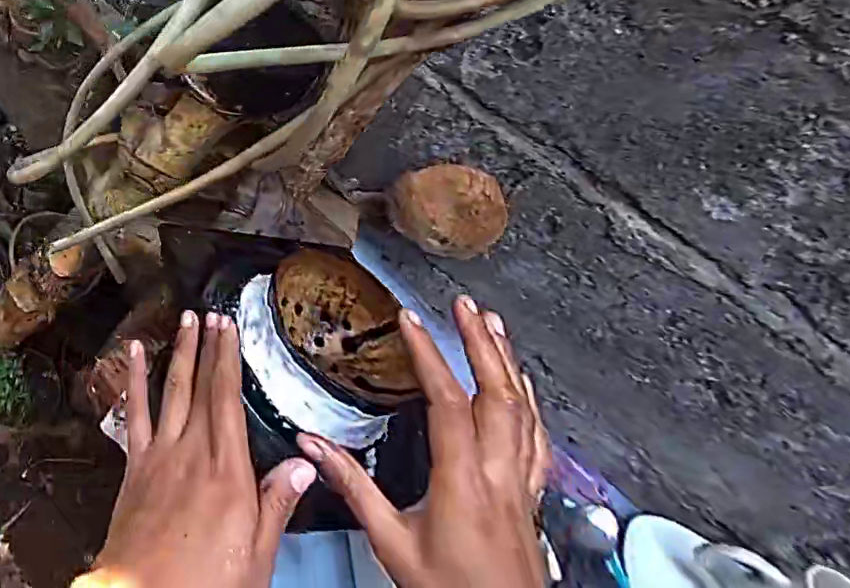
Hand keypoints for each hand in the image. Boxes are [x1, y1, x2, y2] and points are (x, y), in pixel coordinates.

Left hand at [77, 311, 317, 587]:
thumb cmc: (204, 584)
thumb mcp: (257, 556)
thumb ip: (277, 504)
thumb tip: (304, 465)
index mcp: (226, 471)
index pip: (228, 398)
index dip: (228, 358)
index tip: (229, 329)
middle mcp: (192, 450)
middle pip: (201, 385)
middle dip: (207, 346)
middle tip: (211, 315)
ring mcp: (160, 452)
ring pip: (172, 388)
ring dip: (179, 351)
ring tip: (184, 321)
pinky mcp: (137, 461)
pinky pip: (135, 410)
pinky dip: (134, 377)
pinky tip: (132, 351)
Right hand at [298, 297, 549, 587]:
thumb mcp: (391, 543)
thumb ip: (352, 486)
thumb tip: (311, 443)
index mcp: (464, 484)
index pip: (449, 404)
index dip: (429, 356)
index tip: (409, 320)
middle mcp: (500, 478)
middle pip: (499, 397)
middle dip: (480, 343)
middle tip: (463, 305)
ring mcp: (521, 487)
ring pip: (523, 413)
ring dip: (506, 362)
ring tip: (491, 324)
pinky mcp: (529, 497)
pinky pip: (537, 439)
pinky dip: (529, 401)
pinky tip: (523, 384)